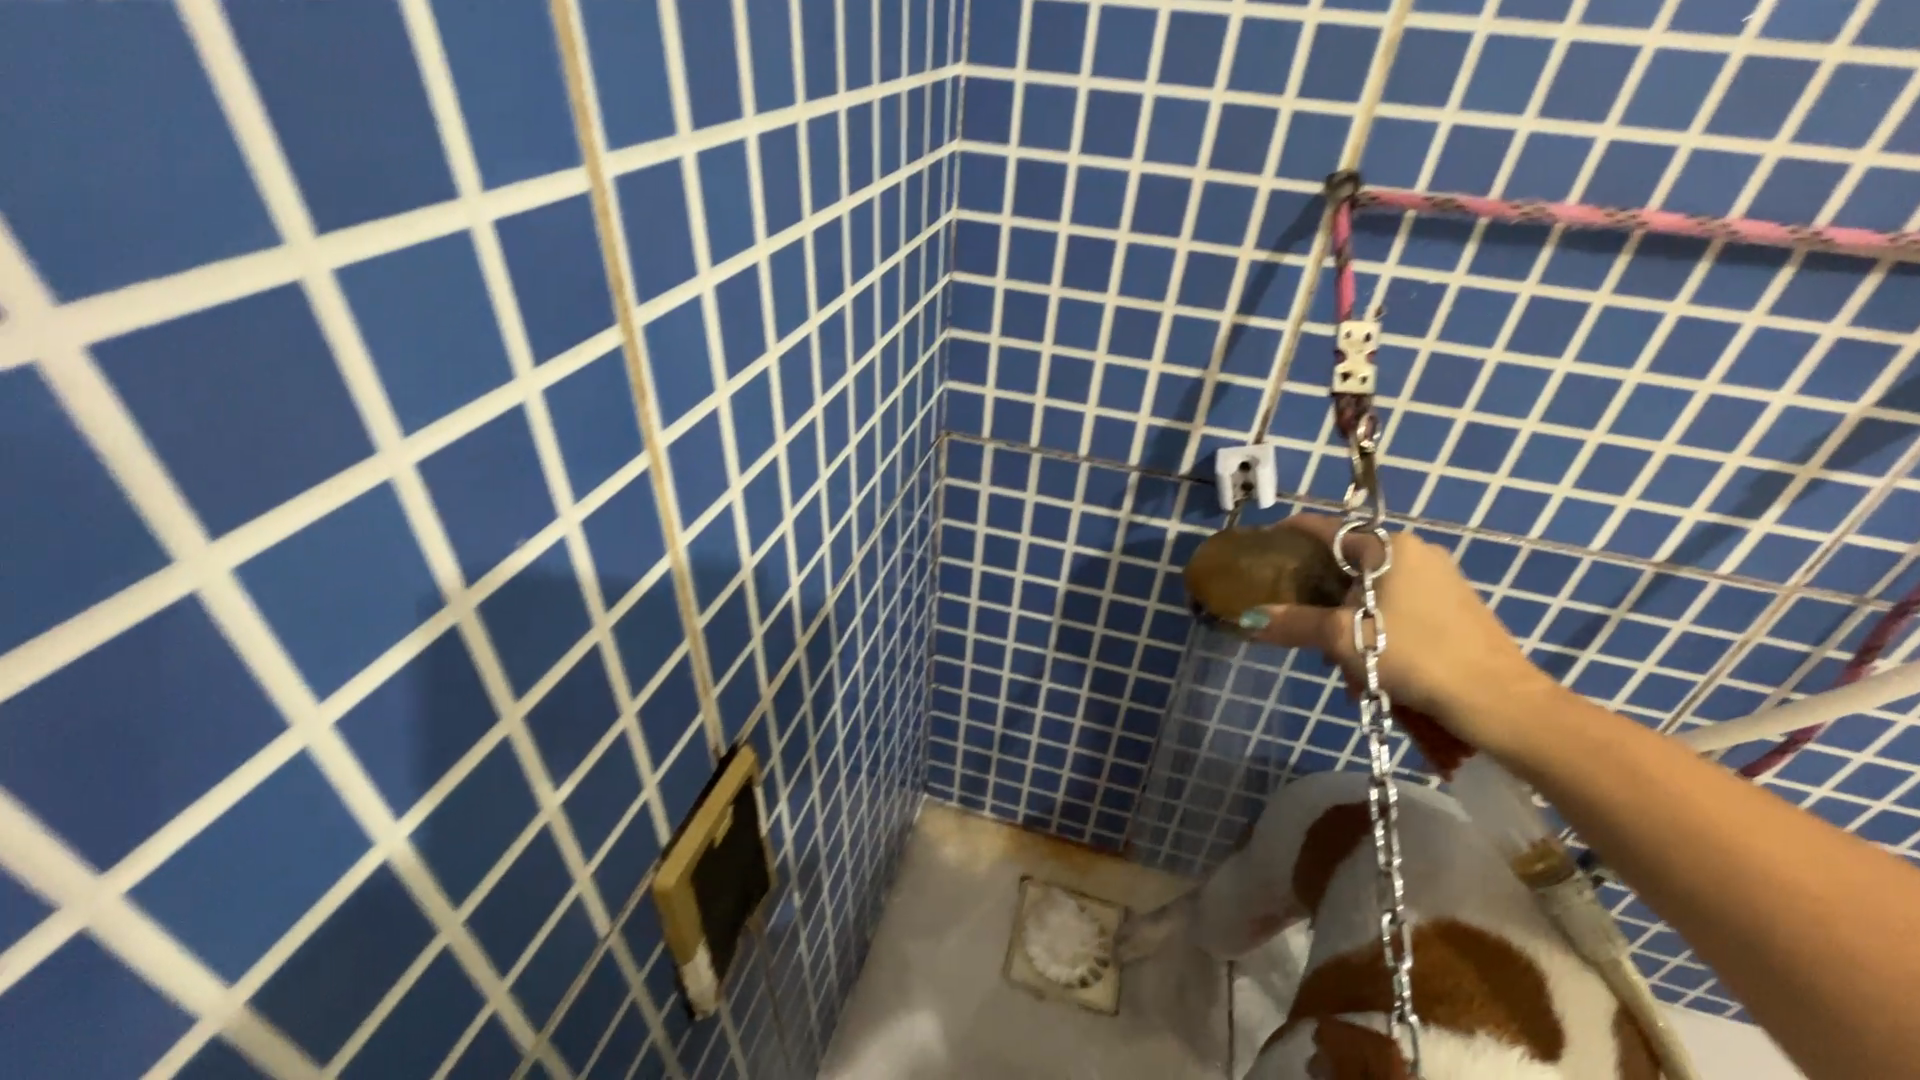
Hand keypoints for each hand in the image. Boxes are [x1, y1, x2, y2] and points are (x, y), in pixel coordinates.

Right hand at [1237, 514, 1563, 758]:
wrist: (1496, 699)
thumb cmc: (1414, 655)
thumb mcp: (1343, 639)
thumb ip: (1293, 624)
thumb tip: (1248, 619)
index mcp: (1390, 547)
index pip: (1328, 529)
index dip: (1293, 534)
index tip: (1266, 545)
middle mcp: (1417, 553)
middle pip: (1349, 563)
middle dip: (1320, 594)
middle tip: (1297, 623)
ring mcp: (1441, 579)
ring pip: (1373, 590)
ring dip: (1347, 619)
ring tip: (1336, 658)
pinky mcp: (1455, 607)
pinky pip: (1398, 607)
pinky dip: (1375, 627)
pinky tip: (1370, 664)